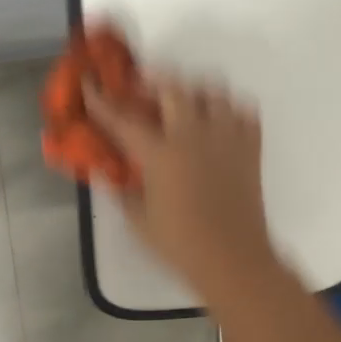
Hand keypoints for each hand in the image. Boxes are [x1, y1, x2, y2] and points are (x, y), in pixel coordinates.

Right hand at [85, 76, 279, 295]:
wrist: (233, 260)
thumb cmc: (180, 244)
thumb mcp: (139, 220)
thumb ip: (123, 190)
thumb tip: (110, 174)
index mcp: (161, 155)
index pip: (123, 120)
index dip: (102, 102)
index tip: (90, 84)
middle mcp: (194, 136)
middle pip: (173, 89)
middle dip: (153, 81)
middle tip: (142, 88)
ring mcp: (227, 138)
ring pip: (213, 91)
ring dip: (194, 90)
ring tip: (184, 100)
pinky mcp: (250, 148)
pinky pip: (244, 111)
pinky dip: (229, 108)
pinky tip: (218, 120)